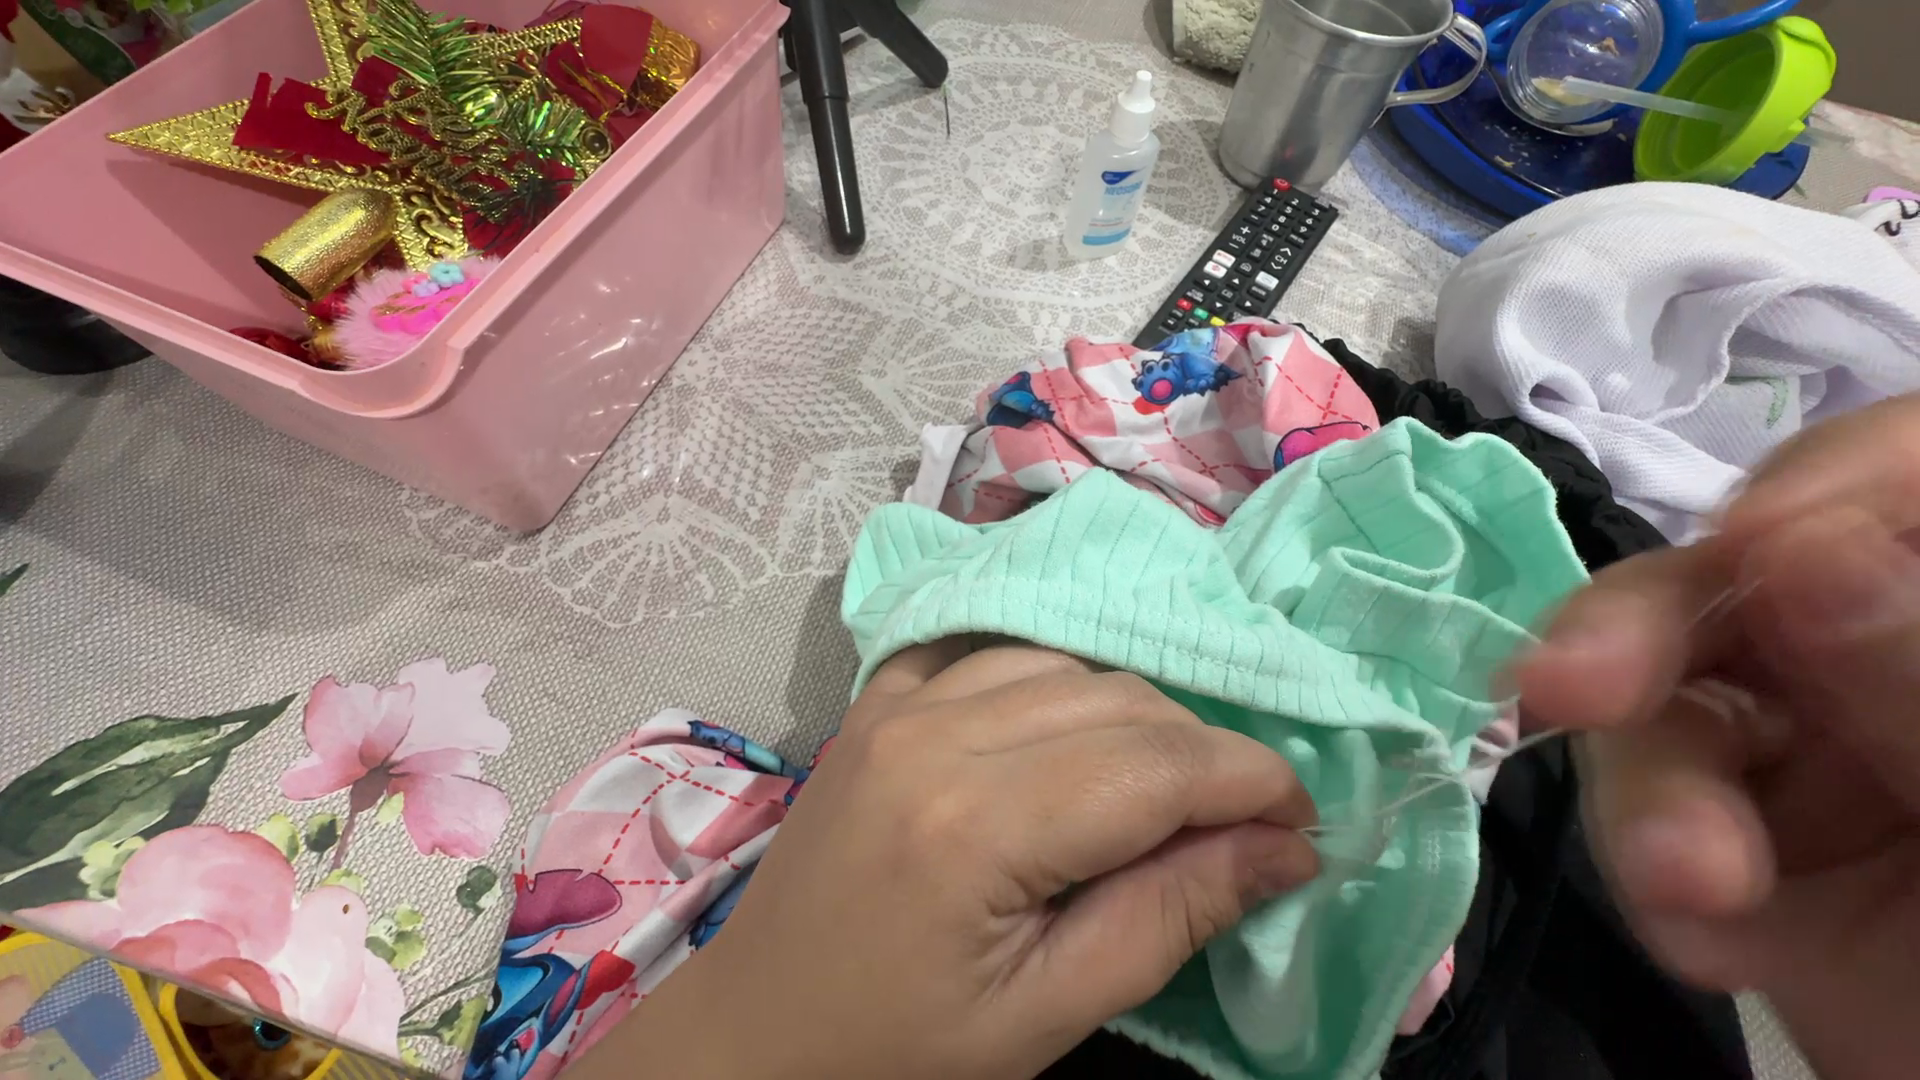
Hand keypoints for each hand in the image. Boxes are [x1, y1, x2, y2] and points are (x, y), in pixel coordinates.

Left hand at [597, 640, 1317, 1079]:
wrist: (758, 1030)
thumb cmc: (901, 1051)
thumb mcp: (1048, 1012)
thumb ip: (1170, 916)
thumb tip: (1284, 847)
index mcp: (974, 824)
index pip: (1153, 764)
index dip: (1248, 779)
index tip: (1303, 818)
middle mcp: (935, 733)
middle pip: (1114, 699)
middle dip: (1200, 750)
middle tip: (1239, 817)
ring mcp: (897, 703)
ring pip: (1061, 662)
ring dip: (1131, 712)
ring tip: (1158, 783)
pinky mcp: (878, 700)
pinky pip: (987, 650)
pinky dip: (1049, 675)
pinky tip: (1068, 721)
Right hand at [1512, 395, 1919, 1079]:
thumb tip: (1792, 552)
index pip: (1899, 476)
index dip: (1827, 484)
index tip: (1763, 543)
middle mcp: (1870, 654)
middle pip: (1721, 587)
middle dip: (1630, 635)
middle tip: (1562, 689)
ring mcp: (1792, 742)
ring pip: (1649, 704)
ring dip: (1644, 792)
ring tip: (1683, 887)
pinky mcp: (1715, 824)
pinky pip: (1632, 806)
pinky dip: (1641, 859)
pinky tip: (1699, 936)